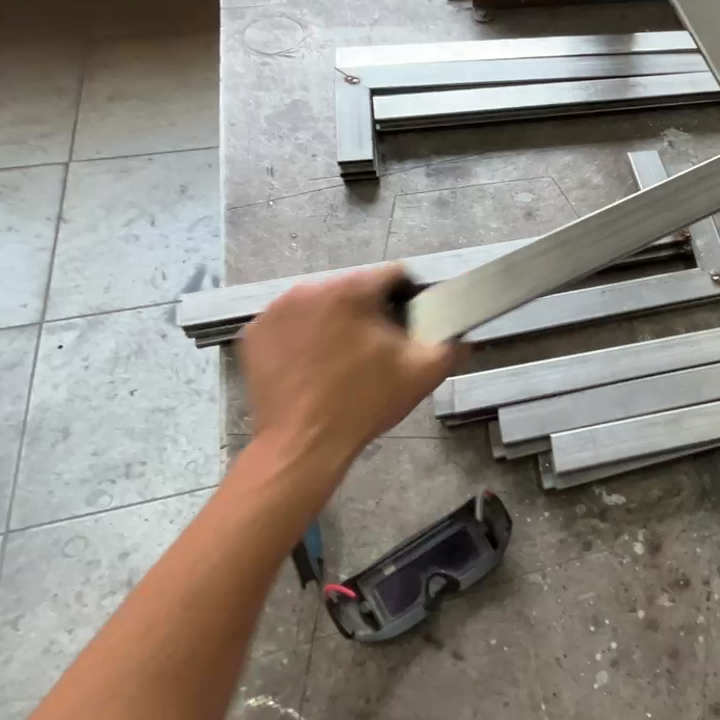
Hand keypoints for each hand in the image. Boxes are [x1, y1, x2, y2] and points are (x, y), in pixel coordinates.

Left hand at [239, 263, 462, 469]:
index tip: (412, 325)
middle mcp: (309, 289)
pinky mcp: (254, 334)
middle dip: (371, 309)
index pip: (394, 274)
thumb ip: (453, 344)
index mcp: (352, 289)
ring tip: (346, 358)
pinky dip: (306, 335)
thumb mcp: (424, 372)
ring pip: (323, 303)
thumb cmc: (365, 403)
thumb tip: (465, 334)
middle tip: (380, 347)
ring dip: (338, 320)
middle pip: (355, 287)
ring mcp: (276, 311)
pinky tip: (316, 364)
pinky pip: (292, 322)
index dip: (411, 297)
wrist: (303, 445)